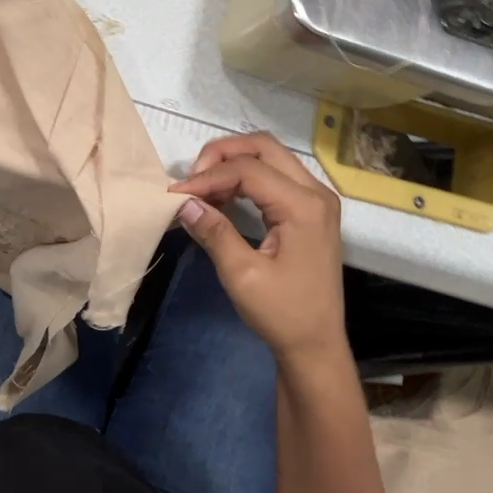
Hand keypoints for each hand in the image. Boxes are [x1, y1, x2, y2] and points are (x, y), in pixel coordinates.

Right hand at [169, 133, 347, 359]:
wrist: (316, 345)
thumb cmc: (282, 313)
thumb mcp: (242, 275)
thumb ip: (214, 232)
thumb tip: (183, 203)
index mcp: (303, 206)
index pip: (248, 169)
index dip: (208, 177)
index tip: (176, 195)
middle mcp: (316, 193)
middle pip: (264, 147)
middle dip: (222, 155)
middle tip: (191, 179)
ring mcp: (317, 200)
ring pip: (271, 157)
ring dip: (233, 164)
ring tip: (203, 190)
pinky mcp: (311, 210)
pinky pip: (276, 176)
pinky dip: (247, 178)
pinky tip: (223, 198)